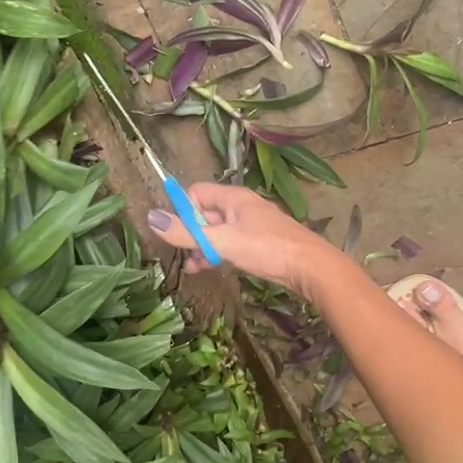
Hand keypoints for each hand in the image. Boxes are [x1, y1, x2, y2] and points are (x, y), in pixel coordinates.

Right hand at [146, 183, 346, 296]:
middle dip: (192, 234)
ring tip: (195, 268)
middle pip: (205, 213)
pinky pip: (229, 243)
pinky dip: (218, 253)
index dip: (184, 211)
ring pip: (217, 231)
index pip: (196, 193)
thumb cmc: (267, 248)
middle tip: (186, 255)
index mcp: (233, 197)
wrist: (312, 268)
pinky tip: (211, 268)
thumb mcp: (223, 242)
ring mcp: (251, 225)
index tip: (180, 234)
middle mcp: (241, 206)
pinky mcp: (258, 243)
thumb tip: (151, 218)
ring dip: (203, 247)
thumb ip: (187, 233)